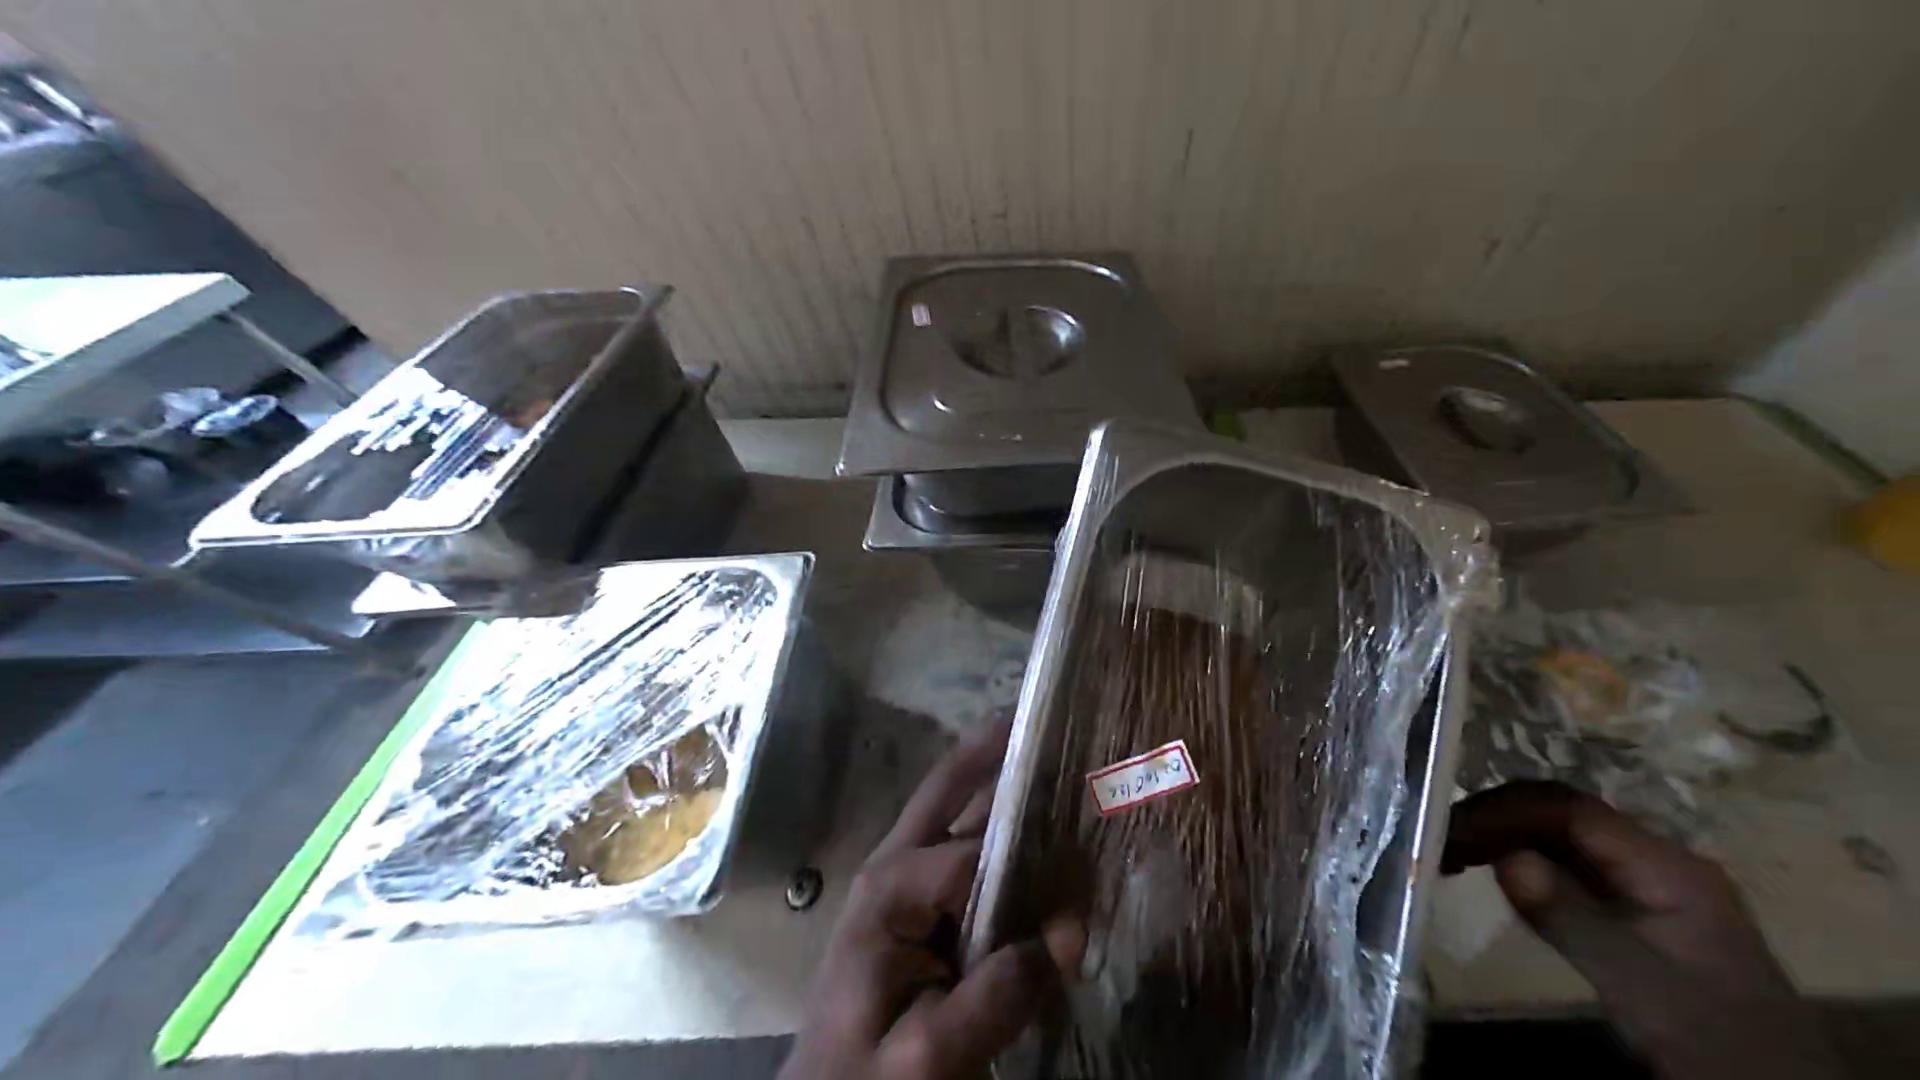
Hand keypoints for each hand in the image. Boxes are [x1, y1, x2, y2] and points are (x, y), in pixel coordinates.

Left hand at [779, 722, 1083, 1079]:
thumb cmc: (863, 1079)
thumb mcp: (927, 1057)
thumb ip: (996, 997)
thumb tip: (1068, 932)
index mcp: (892, 888)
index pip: (975, 854)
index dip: (1031, 863)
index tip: (1084, 873)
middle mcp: (897, 865)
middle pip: (951, 788)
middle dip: (993, 749)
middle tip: (1039, 713)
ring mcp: (907, 881)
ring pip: (961, 813)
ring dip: (1000, 781)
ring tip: (1049, 753)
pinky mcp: (920, 903)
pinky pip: (969, 853)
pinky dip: (1003, 831)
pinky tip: (1038, 829)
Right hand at [1443, 781, 1844, 1079]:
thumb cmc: (1711, 1038)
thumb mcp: (1640, 985)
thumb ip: (1573, 919)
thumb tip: (1504, 859)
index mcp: (1667, 865)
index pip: (1570, 810)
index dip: (1505, 811)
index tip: (1451, 831)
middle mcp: (1653, 857)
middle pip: (1558, 811)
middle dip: (1495, 816)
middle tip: (1440, 837)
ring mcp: (1640, 878)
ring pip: (1553, 830)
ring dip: (1499, 833)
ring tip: (1451, 851)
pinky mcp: (1625, 900)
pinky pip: (1559, 859)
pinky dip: (1513, 856)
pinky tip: (1486, 872)